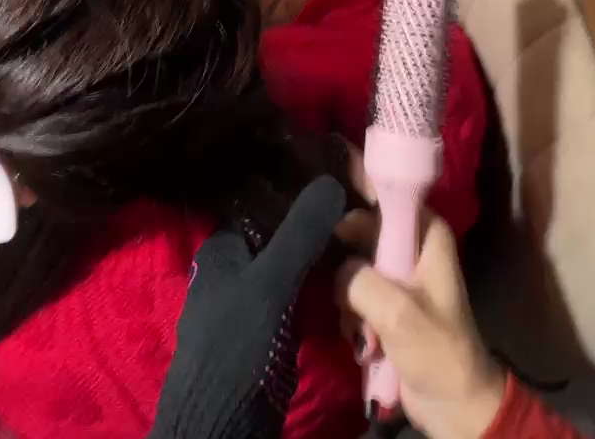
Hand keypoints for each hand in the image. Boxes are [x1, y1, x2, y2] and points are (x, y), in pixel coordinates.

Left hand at [147, 177, 345, 438]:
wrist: (221, 426)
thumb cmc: (235, 345)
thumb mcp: (269, 282)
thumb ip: (299, 232)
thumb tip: (331, 180)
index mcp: (225, 245)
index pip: (273, 202)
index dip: (310, 191)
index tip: (353, 185)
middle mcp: (239, 266)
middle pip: (289, 234)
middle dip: (327, 228)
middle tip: (371, 217)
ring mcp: (257, 299)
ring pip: (302, 264)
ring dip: (333, 259)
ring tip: (373, 244)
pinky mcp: (274, 327)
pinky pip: (307, 295)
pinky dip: (330, 289)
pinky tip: (359, 280)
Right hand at [334, 216, 507, 438]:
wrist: (453, 403)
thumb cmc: (436, 349)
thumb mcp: (397, 311)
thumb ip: (360, 281)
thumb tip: (335, 269)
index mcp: (427, 232)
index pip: (386, 199)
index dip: (356, 208)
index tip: (330, 229)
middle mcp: (412, 245)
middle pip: (362, 232)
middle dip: (348, 266)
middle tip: (346, 296)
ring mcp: (397, 275)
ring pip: (353, 266)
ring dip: (349, 300)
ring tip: (361, 331)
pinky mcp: (385, 302)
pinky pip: (354, 294)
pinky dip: (352, 316)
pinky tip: (363, 342)